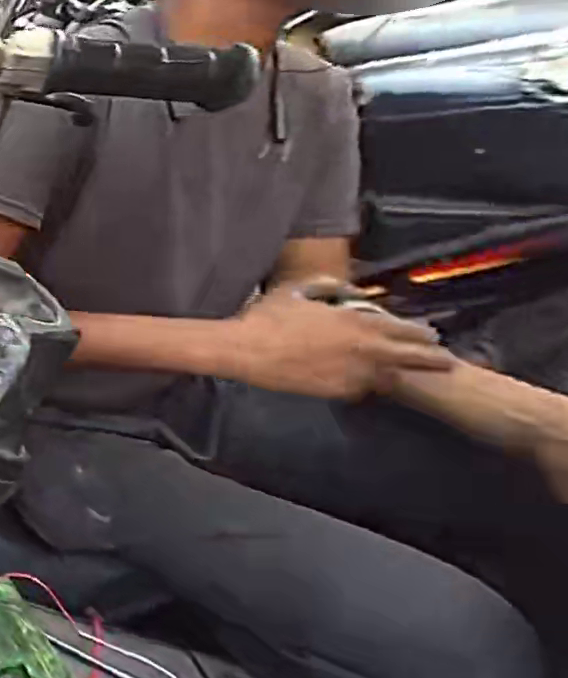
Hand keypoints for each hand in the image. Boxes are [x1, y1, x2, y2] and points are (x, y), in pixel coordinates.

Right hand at [221, 281, 454, 400]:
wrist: (243, 348)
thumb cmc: (266, 318)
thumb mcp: (292, 293)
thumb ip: (327, 286)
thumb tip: (353, 289)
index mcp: (363, 323)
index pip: (415, 331)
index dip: (423, 335)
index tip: (425, 337)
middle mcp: (372, 349)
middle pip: (424, 358)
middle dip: (433, 359)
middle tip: (435, 361)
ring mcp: (360, 372)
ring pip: (395, 378)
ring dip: (393, 374)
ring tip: (387, 373)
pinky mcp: (343, 391)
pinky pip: (363, 390)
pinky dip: (361, 385)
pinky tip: (350, 381)